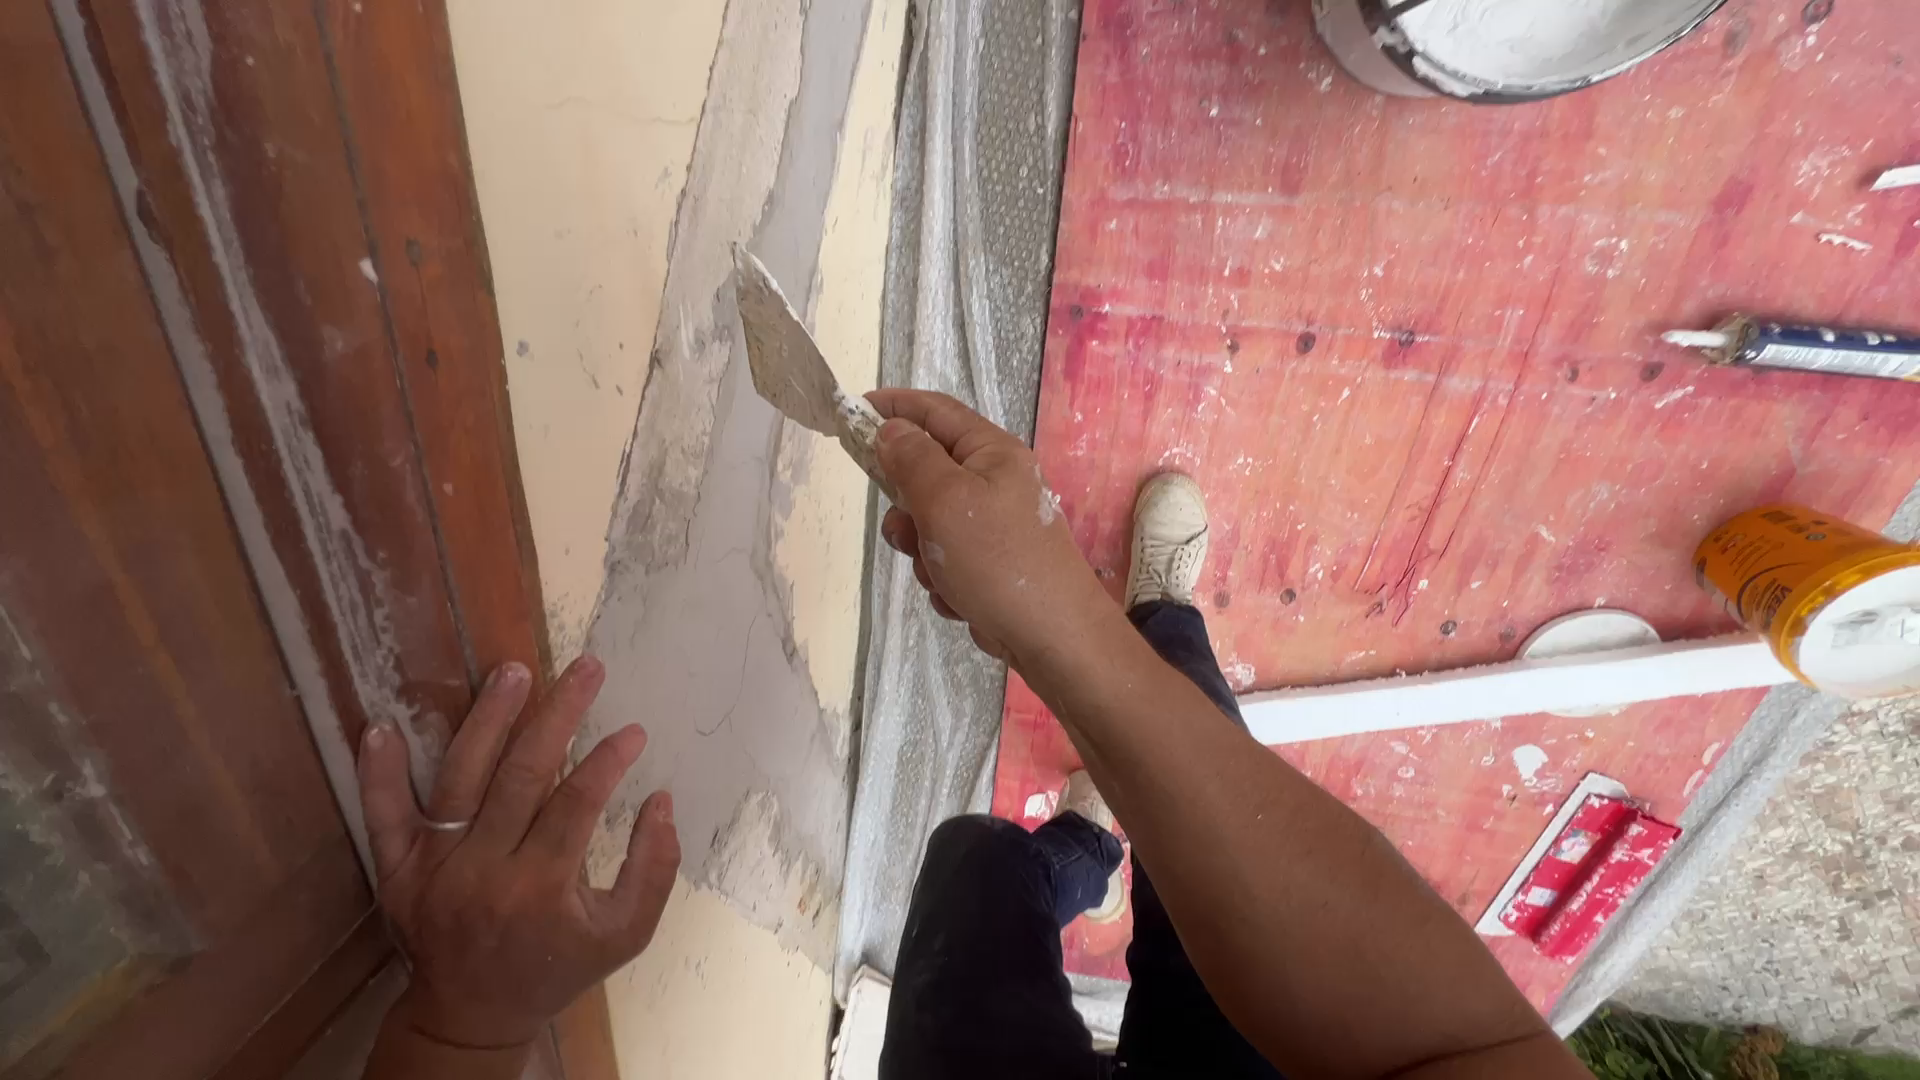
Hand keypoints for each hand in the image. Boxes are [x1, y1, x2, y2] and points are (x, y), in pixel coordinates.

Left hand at [356, 656, 678, 1051]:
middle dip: (560, 714)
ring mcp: (433, 868)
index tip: (634, 731)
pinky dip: (379, 774)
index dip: (609, 760)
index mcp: (541, 888)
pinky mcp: (397, 871)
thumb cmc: (557, 968)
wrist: (469, 1019)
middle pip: (522, 775)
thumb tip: (662, 802)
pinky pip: (383, 816)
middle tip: (587, 668)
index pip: (578, 803)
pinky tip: (380, 727)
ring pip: (460, 779)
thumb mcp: (627, 933)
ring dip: (487, 720)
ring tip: (513, 671)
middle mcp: (483, 870)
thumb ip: (654, 868)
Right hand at [868, 388, 1117, 667]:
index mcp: (992, 453)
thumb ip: (912, 458)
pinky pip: (943, 559)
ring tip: (942, 573)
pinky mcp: (988, 565)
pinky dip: (942, 578)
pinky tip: (960, 597)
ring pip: (928, 524)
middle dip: (907, 505)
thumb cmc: (997, 559)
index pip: (935, 411)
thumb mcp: (945, 499)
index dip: (893, 406)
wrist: (1050, 635)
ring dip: (923, 551)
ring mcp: (992, 527)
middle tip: (907, 529)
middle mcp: (995, 483)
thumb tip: (891, 429)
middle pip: (926, 473)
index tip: (851, 411)